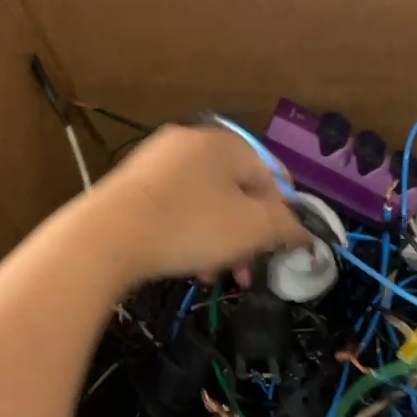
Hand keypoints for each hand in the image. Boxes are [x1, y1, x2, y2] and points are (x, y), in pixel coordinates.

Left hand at [58, 125, 309, 284]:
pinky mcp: (133, 184)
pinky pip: (177, 208)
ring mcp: (158, 160)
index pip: (273, 177)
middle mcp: (193, 141)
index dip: (282, 218)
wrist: (109, 237)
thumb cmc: (192, 227)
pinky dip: (188, 235)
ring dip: (219, 243)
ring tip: (211, 275)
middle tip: (244, 273)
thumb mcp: (253, 229)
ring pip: (208, 205)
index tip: (277, 252)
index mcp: (227, 142)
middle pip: (238, 193)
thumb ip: (287, 228)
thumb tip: (306, 232)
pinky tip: (184, 263)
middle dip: (247, 237)